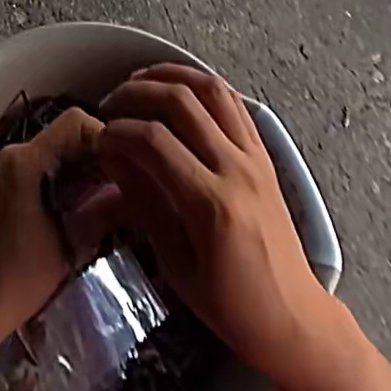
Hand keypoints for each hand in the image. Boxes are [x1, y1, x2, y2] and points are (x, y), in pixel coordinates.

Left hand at [0, 106, 120, 346]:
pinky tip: (81, 206)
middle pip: (69, 133)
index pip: (76, 122)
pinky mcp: (6, 186)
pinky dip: (67, 177)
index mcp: (27, 161)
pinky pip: (46, 165)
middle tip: (123, 182)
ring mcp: (8, 169)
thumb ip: (103, 211)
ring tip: (107, 196)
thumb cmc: (14, 281)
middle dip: (99, 154)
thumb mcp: (70, 246)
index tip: (126, 164)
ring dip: (84, 167)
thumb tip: (133, 190)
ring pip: (59, 150)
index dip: (106, 136)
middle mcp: (16, 154)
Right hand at [97, 65, 390, 390]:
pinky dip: (203, 85)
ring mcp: (254, 155)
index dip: (119, 131)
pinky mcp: (264, 152)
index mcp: (211, 203)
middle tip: (111, 103)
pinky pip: (234, 102)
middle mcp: (236, 167)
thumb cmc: (231, 304)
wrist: (291, 314)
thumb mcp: (176, 265)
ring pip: (212, 89)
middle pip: (182, 102)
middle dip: (138, 93)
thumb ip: (145, 206)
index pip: (155, 141)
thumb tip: (114, 161)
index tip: (99, 138)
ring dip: (172, 76)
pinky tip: (181, 88)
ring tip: (140, 80)